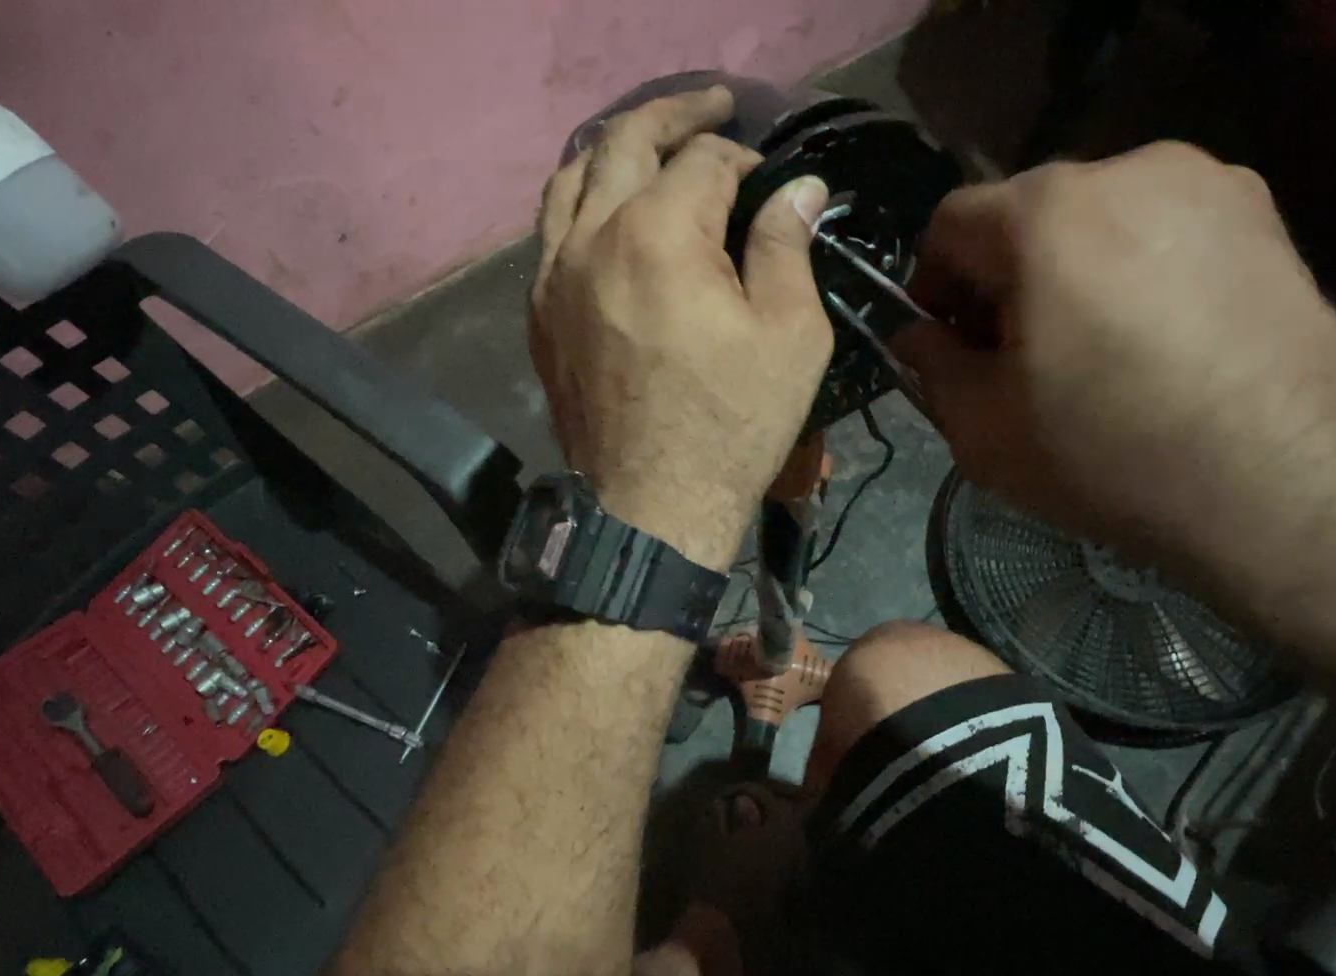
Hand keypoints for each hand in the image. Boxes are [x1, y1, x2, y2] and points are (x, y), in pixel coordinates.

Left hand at [531, 87, 832, 569]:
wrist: (652, 506)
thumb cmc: (731, 426)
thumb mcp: (789, 336)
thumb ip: (786, 247)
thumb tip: (797, 189)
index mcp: (658, 235)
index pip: (703, 160)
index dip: (744, 159)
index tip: (772, 184)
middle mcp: (591, 237)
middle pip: (624, 142)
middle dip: (674, 116)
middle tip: (712, 108)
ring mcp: (552, 276)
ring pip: (571, 178)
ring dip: (614, 149)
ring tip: (650, 146)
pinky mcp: (539, 313)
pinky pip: (551, 231)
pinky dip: (581, 202)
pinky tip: (608, 214)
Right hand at [897, 141, 1335, 556]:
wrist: (1285, 482)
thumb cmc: (1108, 453)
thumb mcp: (982, 427)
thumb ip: (930, 366)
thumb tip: (918, 335)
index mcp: (1043, 213)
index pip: (949, 225)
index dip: (932, 287)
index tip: (948, 347)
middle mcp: (1127, 170)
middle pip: (1026, 216)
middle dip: (1004, 281)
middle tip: (1016, 360)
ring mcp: (1208, 185)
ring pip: (1097, 221)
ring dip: (1070, 275)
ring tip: (1094, 355)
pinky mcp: (1266, 217)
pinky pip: (1164, 231)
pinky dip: (1137, 272)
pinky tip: (1156, 345)